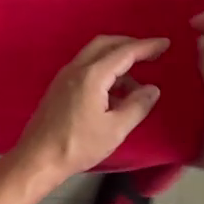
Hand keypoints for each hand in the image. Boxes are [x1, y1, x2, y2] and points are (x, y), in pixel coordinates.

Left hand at [9, 36, 167, 183]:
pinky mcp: (58, 88)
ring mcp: (64, 77)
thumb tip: (152, 89)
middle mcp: (76, 69)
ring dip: (116, 61)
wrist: (37, 159)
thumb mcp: (115, 129)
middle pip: (105, 44)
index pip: (124, 53)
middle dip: (129, 45)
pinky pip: (85, 69)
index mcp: (92, 75)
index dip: (147, 47)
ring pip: (93, 56)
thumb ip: (137, 106)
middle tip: (150, 54)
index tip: (165, 44)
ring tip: (135, 85)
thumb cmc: (77, 145)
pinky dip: (103, 71)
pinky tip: (113, 94)